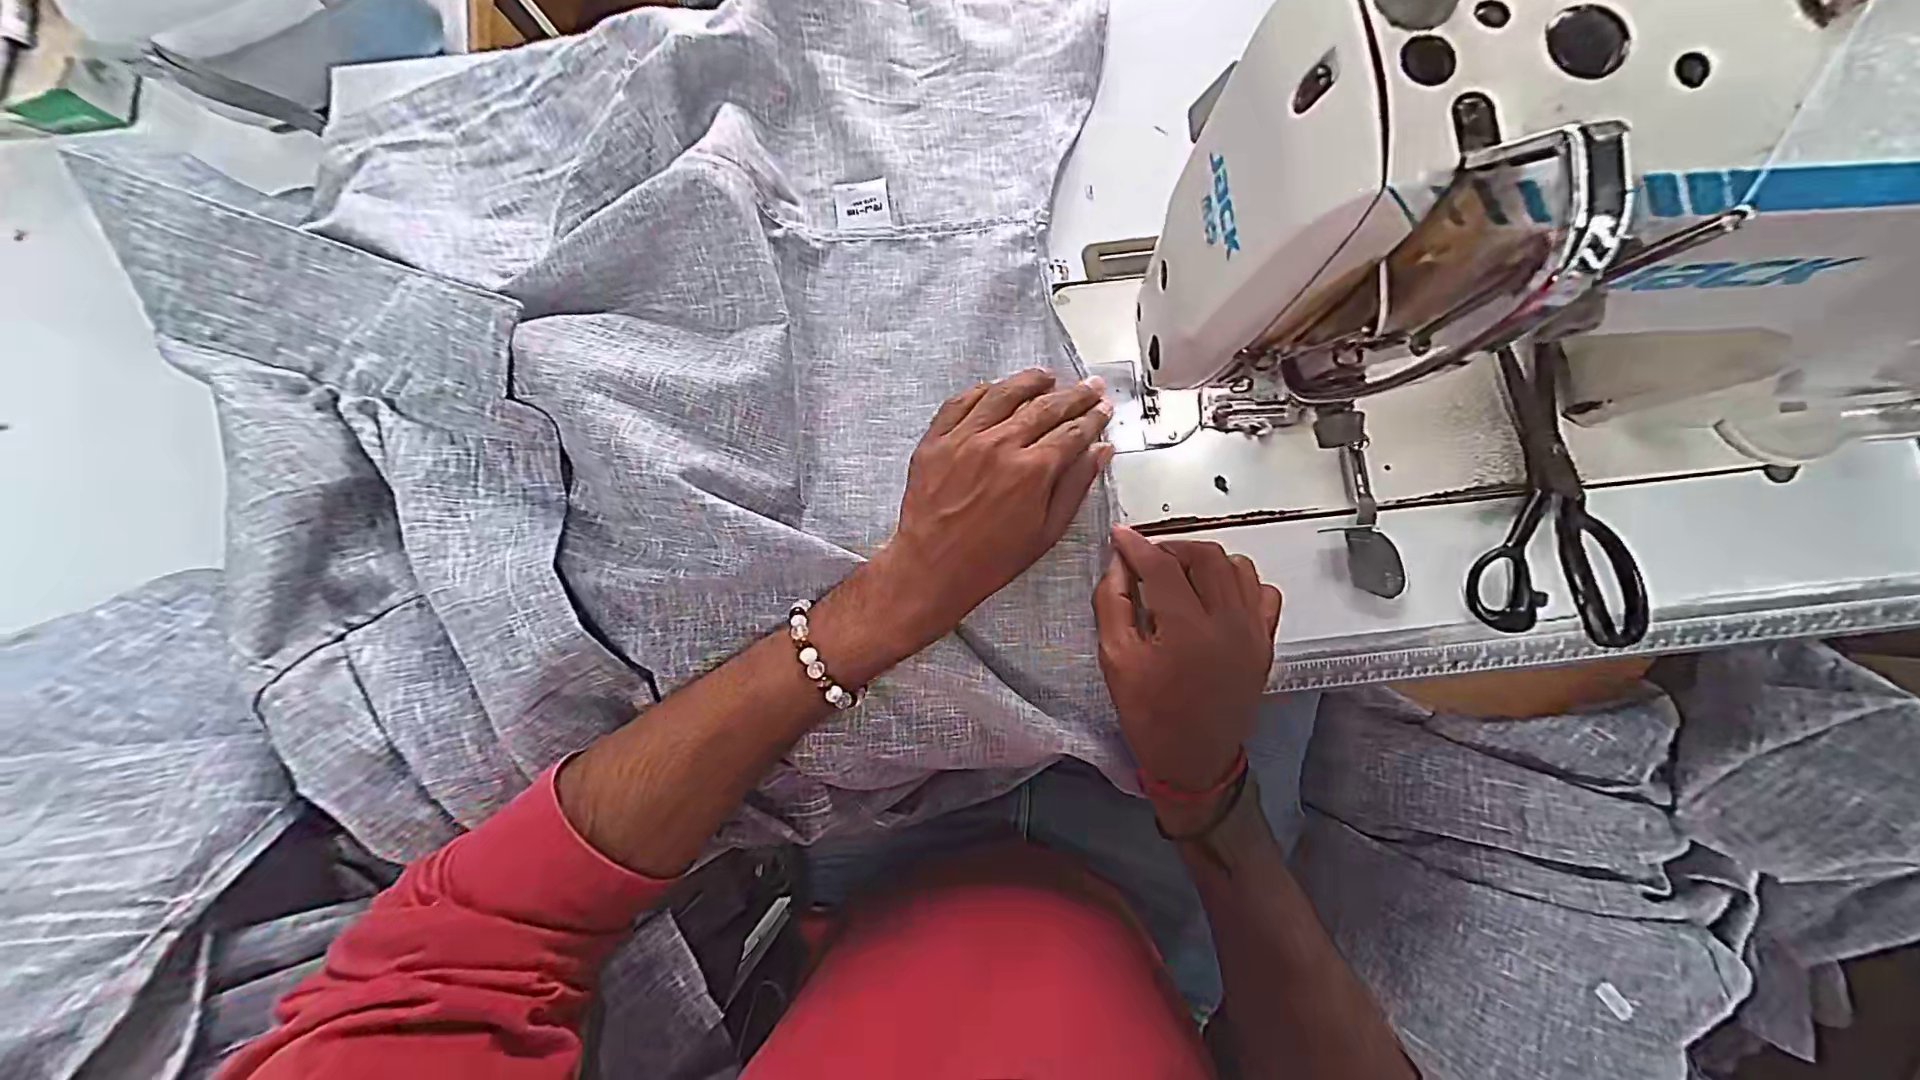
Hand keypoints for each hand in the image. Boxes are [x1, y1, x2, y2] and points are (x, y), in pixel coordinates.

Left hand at [866, 368, 1113, 652]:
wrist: (932, 568)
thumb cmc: (987, 559)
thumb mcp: (1046, 531)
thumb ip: (1075, 485)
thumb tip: (1098, 452)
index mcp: (1031, 471)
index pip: (1072, 430)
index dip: (1092, 418)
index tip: (1101, 411)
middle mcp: (999, 446)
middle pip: (1045, 406)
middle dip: (1073, 395)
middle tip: (1087, 388)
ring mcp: (964, 440)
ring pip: (1004, 394)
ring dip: (1030, 381)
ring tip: (1046, 376)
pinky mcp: (936, 441)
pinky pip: (960, 402)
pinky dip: (982, 391)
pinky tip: (994, 388)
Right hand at [1093, 525, 1281, 800]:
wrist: (1193, 759)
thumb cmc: (1149, 714)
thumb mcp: (1115, 659)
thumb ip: (1112, 604)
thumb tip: (1118, 565)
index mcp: (1186, 630)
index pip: (1161, 566)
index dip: (1136, 546)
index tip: (1121, 537)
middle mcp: (1228, 624)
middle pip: (1205, 556)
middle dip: (1170, 548)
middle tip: (1147, 559)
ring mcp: (1253, 633)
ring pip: (1236, 567)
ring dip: (1204, 560)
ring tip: (1179, 573)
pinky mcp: (1265, 643)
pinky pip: (1262, 592)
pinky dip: (1238, 582)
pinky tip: (1215, 595)